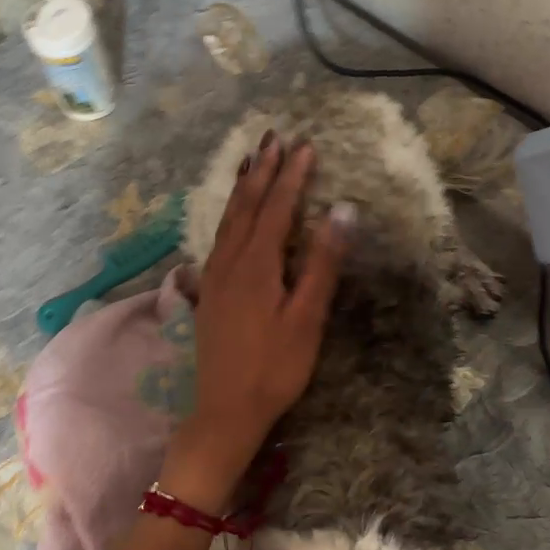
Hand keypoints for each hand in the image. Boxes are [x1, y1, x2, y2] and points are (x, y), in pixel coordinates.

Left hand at [162, 132, 352, 511]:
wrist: (223, 412)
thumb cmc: (274, 369)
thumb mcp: (307, 319)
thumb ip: (322, 264)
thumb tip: (342, 210)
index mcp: (255, 265)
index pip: (276, 208)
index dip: (292, 176)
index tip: (306, 145)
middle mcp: (229, 262)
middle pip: (246, 206)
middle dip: (261, 170)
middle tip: (273, 137)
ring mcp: (213, 278)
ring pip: (227, 220)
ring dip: (242, 188)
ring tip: (250, 161)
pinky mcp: (207, 294)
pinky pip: (219, 237)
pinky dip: (229, 214)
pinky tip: (231, 217)